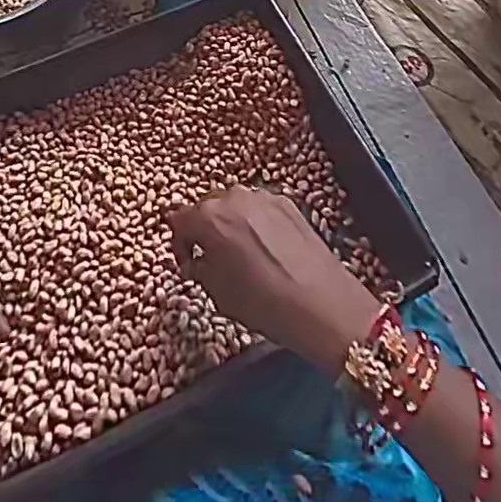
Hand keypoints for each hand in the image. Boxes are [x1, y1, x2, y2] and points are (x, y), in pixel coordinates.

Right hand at [166, 185, 381, 373]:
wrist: (321, 304)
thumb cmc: (265, 303)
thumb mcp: (218, 293)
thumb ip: (200, 268)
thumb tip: (196, 260)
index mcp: (209, 218)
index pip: (180, 219)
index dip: (179, 243)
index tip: (187, 260)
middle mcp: (234, 198)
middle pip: (207, 207)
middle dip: (204, 229)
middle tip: (209, 258)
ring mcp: (263, 198)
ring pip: (235, 204)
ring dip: (230, 223)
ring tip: (239, 254)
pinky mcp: (287, 203)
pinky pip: (259, 208)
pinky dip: (255, 222)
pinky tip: (264, 249)